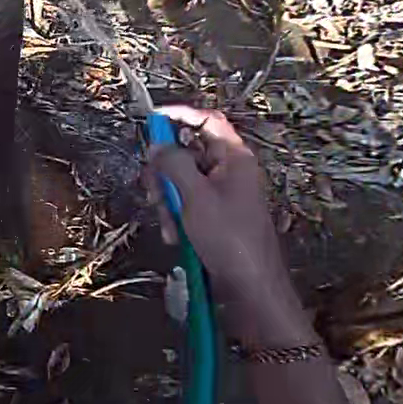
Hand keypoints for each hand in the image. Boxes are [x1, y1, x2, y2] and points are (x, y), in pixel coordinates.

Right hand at [143, 105, 314, 347]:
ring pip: (181, 180)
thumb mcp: (194, 197)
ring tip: (167, 222)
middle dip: (165, 171)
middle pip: (187, 153)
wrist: (250, 288)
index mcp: (233, 158)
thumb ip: (173, 165)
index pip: (207, 121)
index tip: (152, 118)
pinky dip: (176, 215)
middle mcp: (229, 171)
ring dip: (167, 199)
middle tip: (153, 190)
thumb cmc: (227, 237)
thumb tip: (157, 145)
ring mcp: (222, 195)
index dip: (180, 115)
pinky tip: (174, 234)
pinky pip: (187, 203)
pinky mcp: (214, 216)